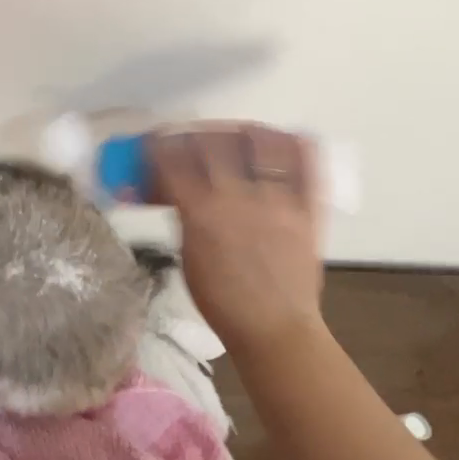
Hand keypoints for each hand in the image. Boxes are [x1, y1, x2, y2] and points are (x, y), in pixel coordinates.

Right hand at [151, 123, 326, 354]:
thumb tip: (168, 187)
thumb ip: (183, 214)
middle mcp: (238, 198)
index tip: (151, 144)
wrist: (274, 328)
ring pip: (260, 143)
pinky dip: (293, 144)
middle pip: (211, 142)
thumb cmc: (220, 300)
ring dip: (241, 131)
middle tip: (185, 139)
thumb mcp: (186, 254)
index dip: (156, 146)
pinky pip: (307, 165)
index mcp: (201, 213)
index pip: (172, 161)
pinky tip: (280, 139)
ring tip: (232, 133)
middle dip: (191, 134)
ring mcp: (278, 201)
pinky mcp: (308, 209)